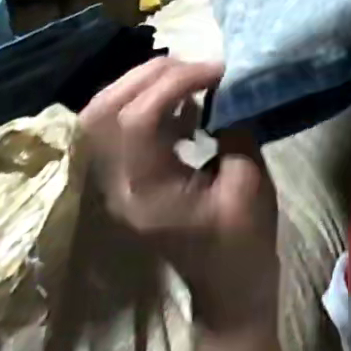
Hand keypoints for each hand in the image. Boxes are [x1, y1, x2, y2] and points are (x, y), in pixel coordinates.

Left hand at [79, 59, 278, 331]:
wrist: (227, 283)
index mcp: (146, 191)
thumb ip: (233, 130)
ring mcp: (114, 180)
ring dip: (143, 81)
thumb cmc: (242, 238)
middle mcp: (117, 184)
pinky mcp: (123, 174)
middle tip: (201, 68)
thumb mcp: (249, 183)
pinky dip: (144, 97)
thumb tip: (224, 90)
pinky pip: (116, 122)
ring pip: (101, 113)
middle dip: (153, 74)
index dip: (175, 82)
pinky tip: (181, 102)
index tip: (217, 71)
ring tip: (188, 77)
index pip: (136, 120)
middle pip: (105, 110)